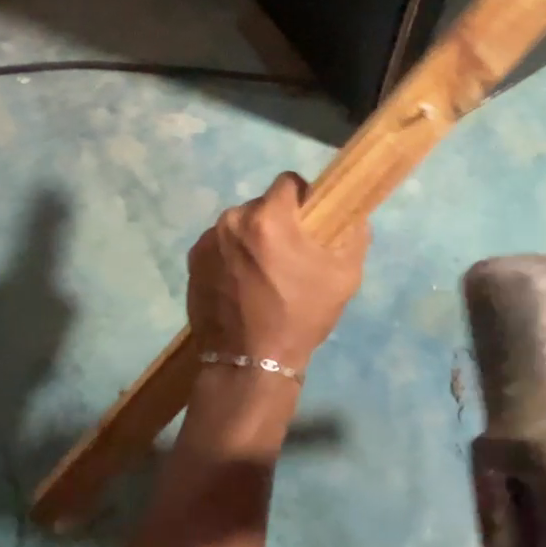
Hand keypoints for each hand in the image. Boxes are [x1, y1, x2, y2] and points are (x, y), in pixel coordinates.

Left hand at [186, 172, 368, 370]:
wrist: (250, 364)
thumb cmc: (300, 316)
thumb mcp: (344, 276)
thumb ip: (353, 234)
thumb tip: (352, 213)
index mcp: (269, 217)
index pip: (288, 182)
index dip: (303, 198)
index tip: (309, 221)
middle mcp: (233, 219)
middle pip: (262, 205)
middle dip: (276, 222)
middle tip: (287, 255)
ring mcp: (208, 240)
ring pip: (239, 226)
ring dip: (251, 240)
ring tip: (261, 275)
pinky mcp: (192, 260)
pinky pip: (219, 246)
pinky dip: (230, 257)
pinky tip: (240, 285)